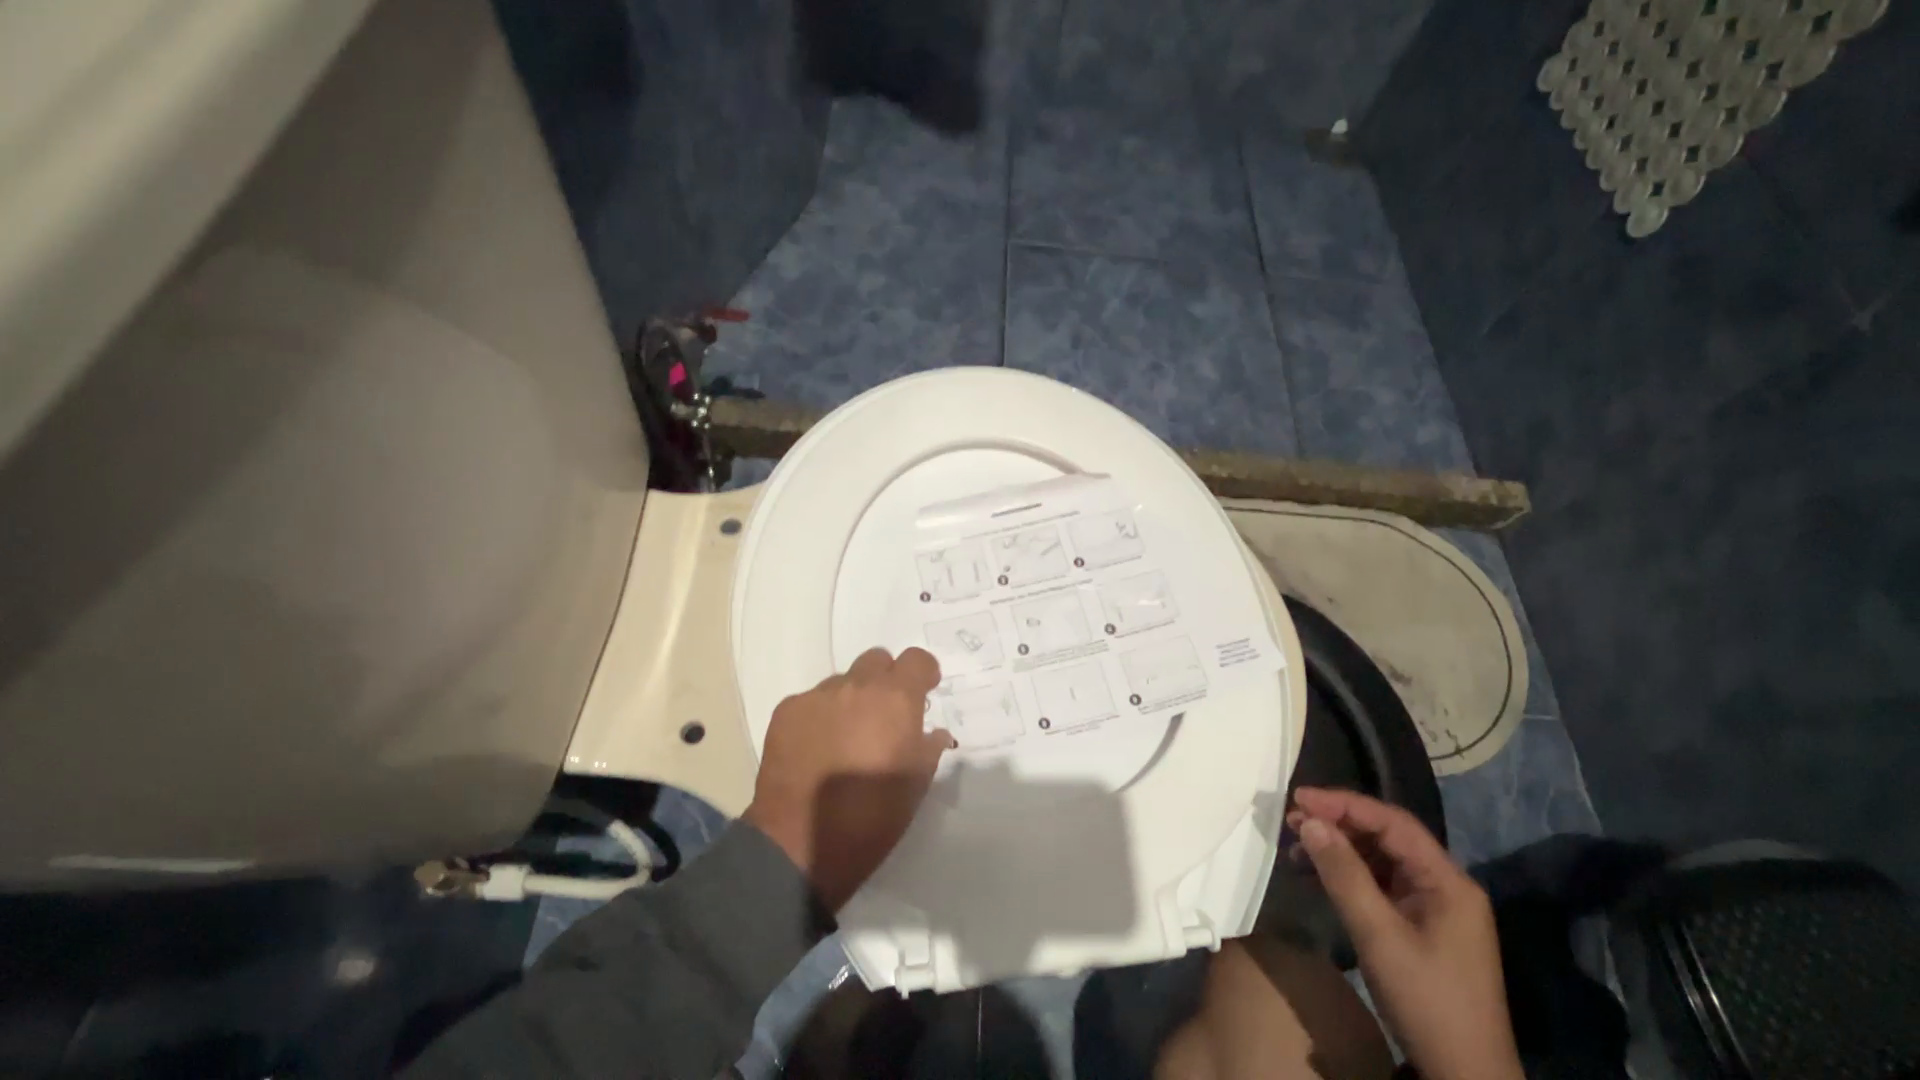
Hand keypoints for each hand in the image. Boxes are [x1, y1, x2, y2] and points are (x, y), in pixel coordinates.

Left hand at [744, 647, 955, 909]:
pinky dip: (820, 716)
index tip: (924, 692)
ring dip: (851, 700)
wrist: (800, 843)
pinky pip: (811, 702)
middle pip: (876, 660)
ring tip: (847, 739)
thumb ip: (928, 747)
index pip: (917, 659)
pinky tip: (817, 749)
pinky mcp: (785, 712)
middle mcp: (856, 687)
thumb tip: (932, 731)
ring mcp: (816, 697)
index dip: (923, 673)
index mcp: (895, 700)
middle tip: (885, 716)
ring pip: (842, 682)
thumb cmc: (872, 816)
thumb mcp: (916, 784)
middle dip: (886, 681)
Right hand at [1288, 787, 1522, 1079]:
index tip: (1299, 797)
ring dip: (1341, 850)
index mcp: (1447, 880)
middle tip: (1291, 820)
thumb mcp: (1378, 935)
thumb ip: (1344, 875)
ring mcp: (1435, 909)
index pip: (1393, 823)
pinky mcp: (1423, 929)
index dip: (1344, 804)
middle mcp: (1445, 885)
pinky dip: (1349, 876)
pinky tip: (1319, 876)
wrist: (1466, 1074)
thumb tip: (1310, 822)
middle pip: (1388, 838)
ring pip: (1383, 861)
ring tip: (1296, 846)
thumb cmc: (1426, 1000)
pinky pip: (1383, 887)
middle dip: (1339, 824)